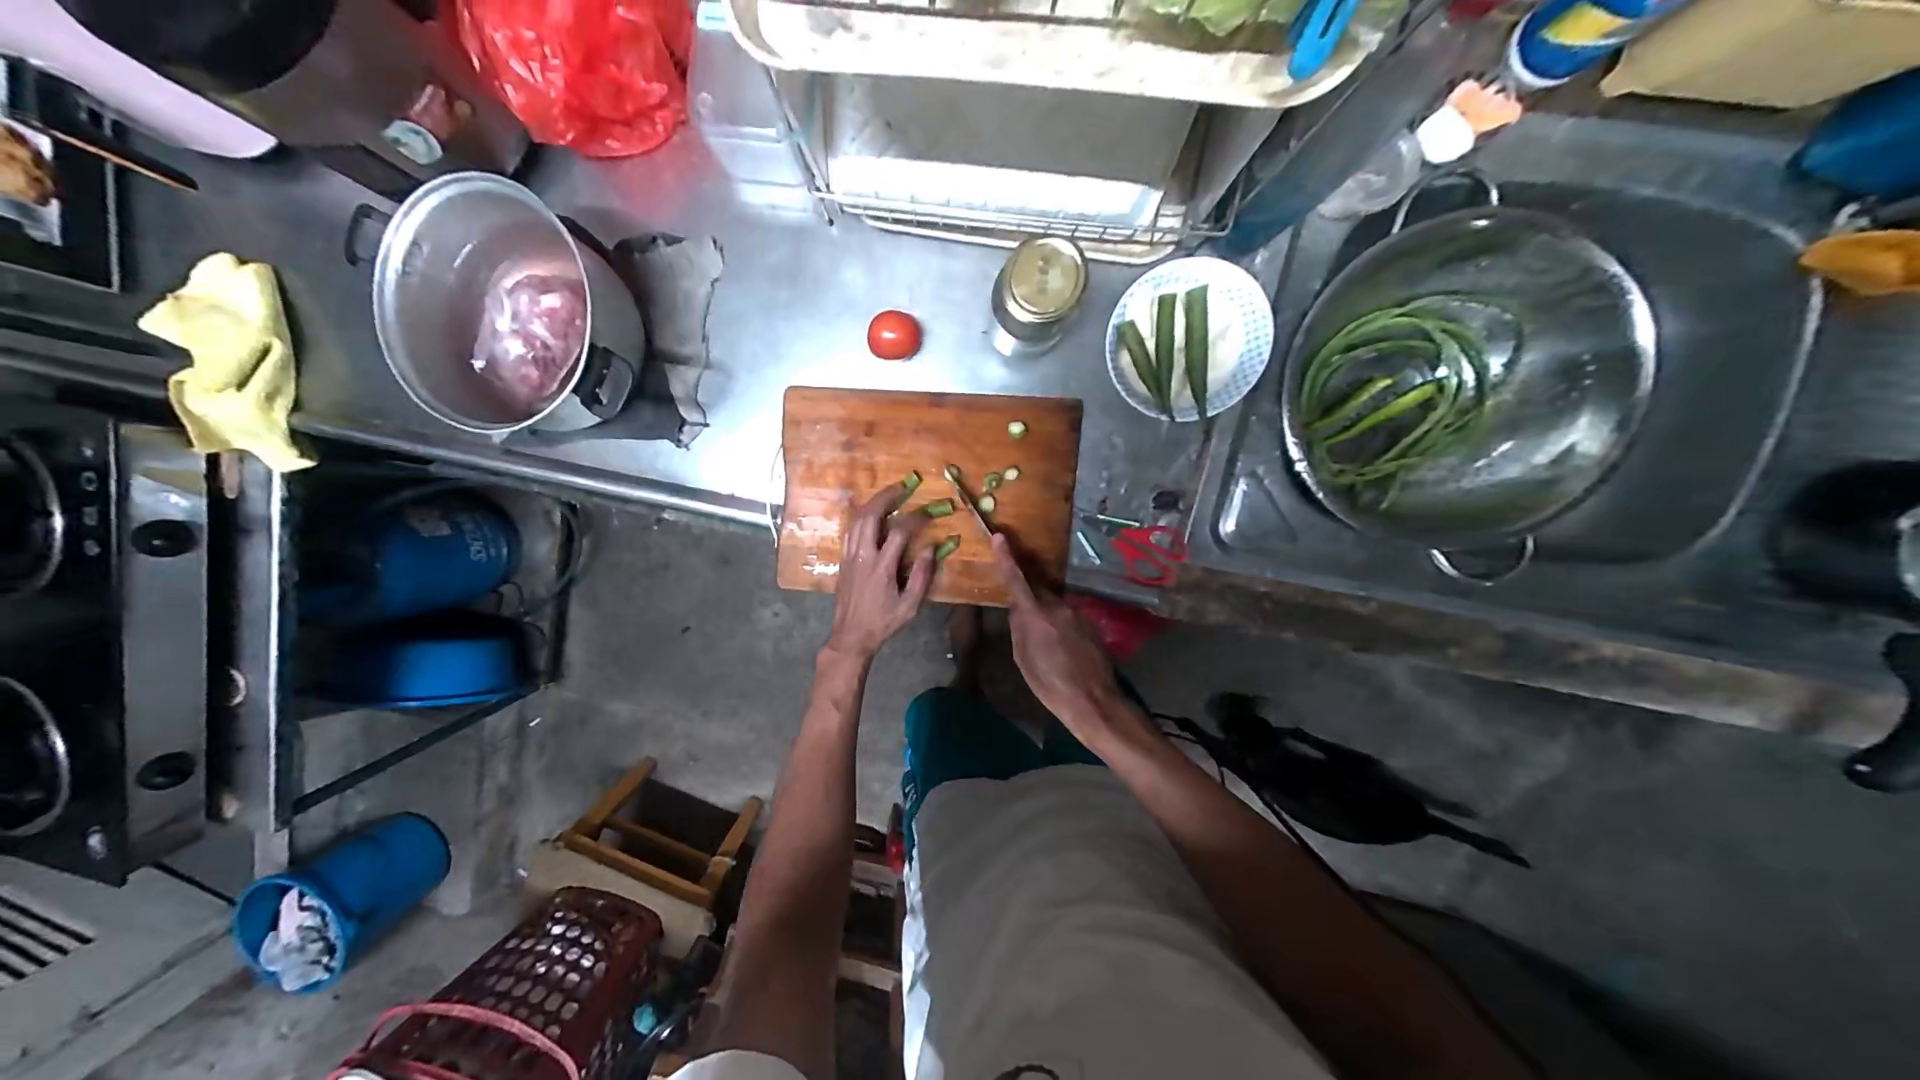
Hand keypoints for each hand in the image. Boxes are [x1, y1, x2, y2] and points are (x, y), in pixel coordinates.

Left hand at [824, 483, 934, 662]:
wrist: (851, 636)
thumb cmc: (884, 622)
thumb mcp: (910, 605)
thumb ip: (922, 576)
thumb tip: (931, 548)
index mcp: (882, 567)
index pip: (900, 532)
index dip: (916, 518)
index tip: (930, 512)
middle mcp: (863, 556)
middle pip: (870, 515)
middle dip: (887, 497)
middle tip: (903, 487)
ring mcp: (850, 556)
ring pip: (857, 520)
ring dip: (873, 503)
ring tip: (889, 495)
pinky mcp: (843, 560)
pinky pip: (850, 530)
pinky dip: (861, 516)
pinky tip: (871, 513)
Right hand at [992, 532, 1126, 733]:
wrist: (1092, 700)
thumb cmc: (1050, 685)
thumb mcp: (1023, 658)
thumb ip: (1019, 628)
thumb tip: (1017, 610)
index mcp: (1036, 616)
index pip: (1016, 581)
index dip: (1007, 558)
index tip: (1000, 537)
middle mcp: (1058, 607)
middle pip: (1037, 592)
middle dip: (1027, 596)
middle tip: (1021, 614)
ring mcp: (1077, 614)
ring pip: (1053, 605)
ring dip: (1045, 615)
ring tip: (1044, 643)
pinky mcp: (1090, 623)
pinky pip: (1067, 617)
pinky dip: (1059, 625)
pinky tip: (1061, 648)